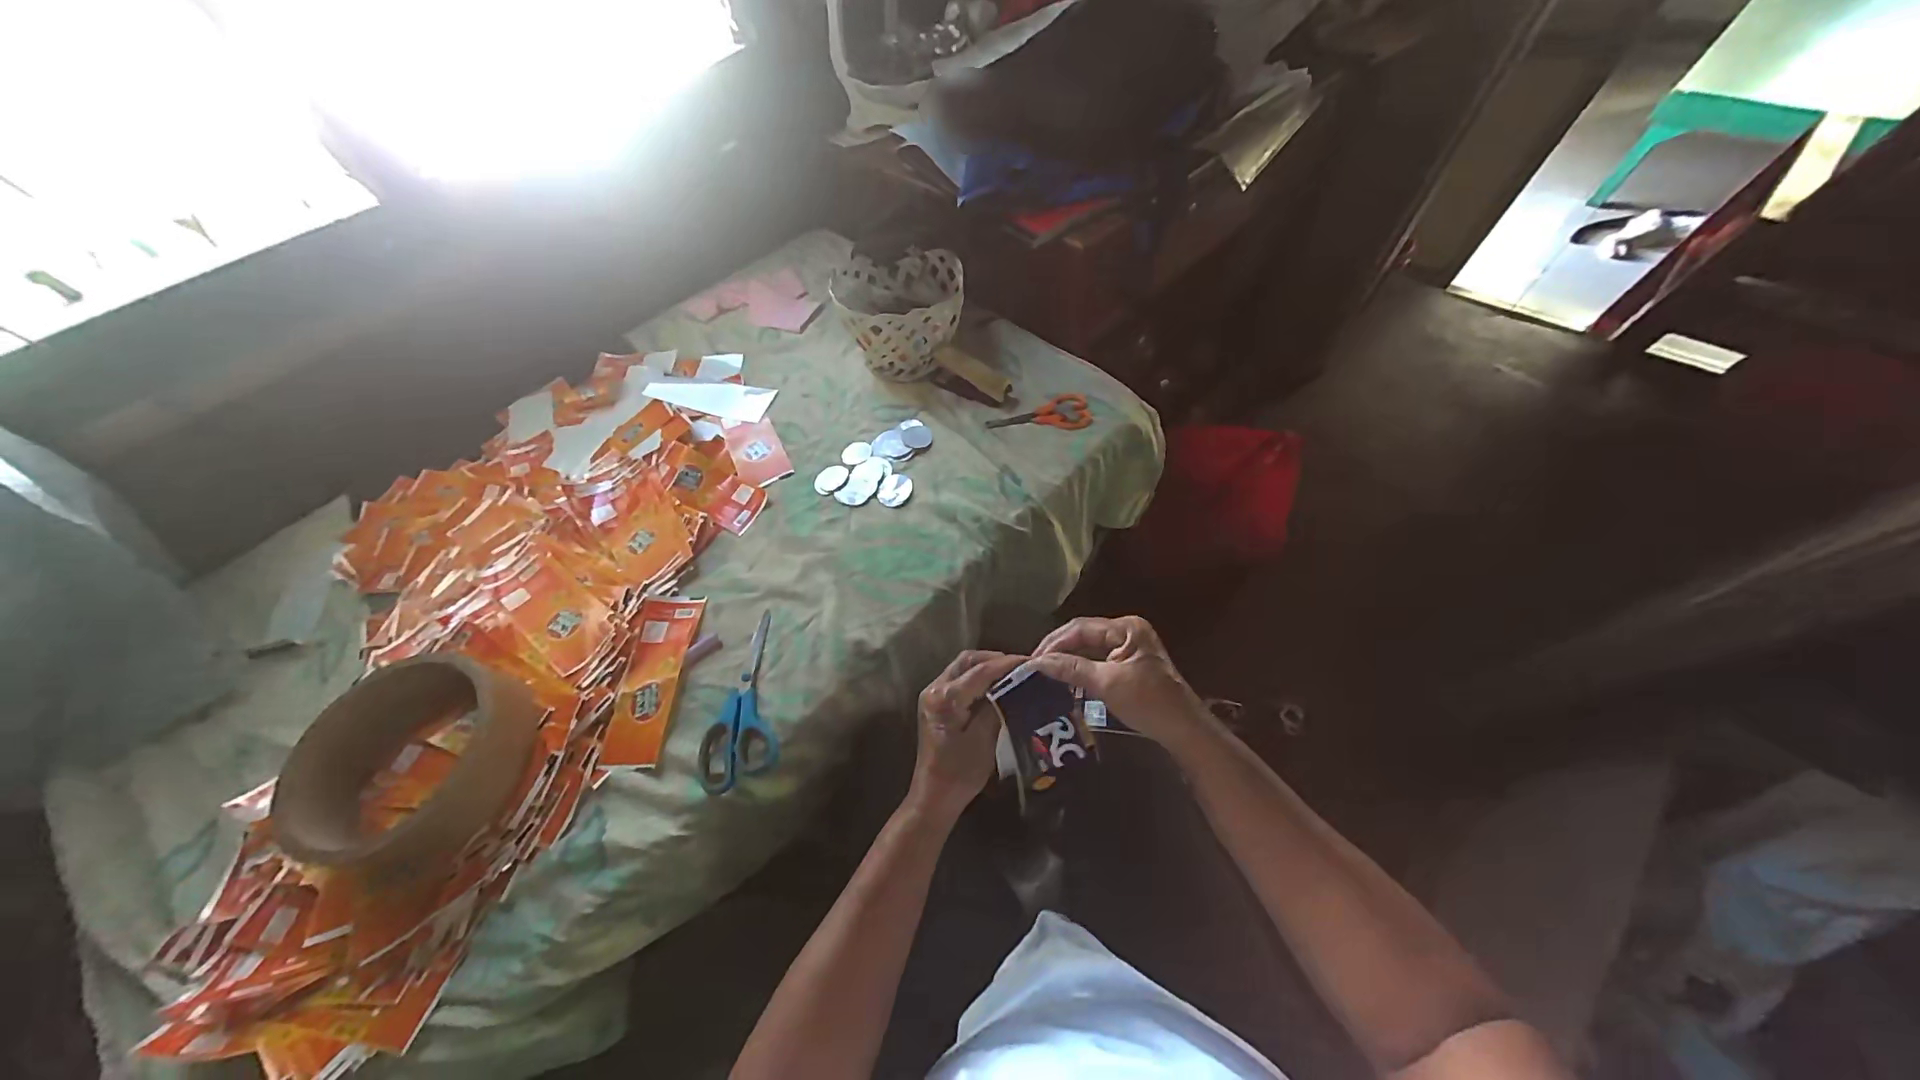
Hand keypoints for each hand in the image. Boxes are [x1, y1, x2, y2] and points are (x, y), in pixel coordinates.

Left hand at [908, 650, 1025, 819]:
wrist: (935, 795)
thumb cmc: (960, 772)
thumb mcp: (983, 739)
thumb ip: (996, 705)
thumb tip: (1013, 683)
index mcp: (945, 698)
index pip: (980, 671)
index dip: (1007, 664)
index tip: (1031, 661)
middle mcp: (934, 689)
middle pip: (967, 661)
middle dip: (995, 660)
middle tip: (1020, 666)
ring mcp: (932, 695)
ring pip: (963, 667)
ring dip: (986, 667)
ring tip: (1011, 674)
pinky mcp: (936, 703)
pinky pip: (959, 679)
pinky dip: (978, 677)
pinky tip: (996, 686)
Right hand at [1025, 616, 1213, 749]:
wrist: (1183, 730)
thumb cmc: (1149, 703)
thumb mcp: (1107, 684)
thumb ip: (1071, 669)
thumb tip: (1037, 662)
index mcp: (1126, 627)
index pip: (1080, 628)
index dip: (1054, 643)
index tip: (1032, 660)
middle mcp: (1127, 631)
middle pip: (1083, 635)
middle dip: (1058, 650)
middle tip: (1034, 667)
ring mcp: (1129, 648)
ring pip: (1088, 649)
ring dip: (1067, 660)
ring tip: (1043, 673)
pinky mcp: (1128, 665)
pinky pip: (1097, 661)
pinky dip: (1080, 670)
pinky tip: (1064, 679)